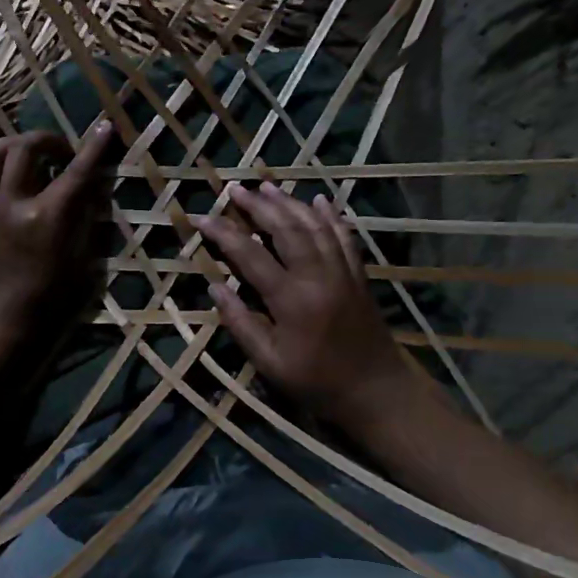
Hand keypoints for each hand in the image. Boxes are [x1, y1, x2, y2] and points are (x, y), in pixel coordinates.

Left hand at [0, 123, 112, 327]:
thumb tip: (92, 183)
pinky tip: (3, 179)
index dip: (94, 148)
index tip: (105, 127)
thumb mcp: (82, 254)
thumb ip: (85, 213)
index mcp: (47, 217)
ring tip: (28, 154)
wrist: (5, 312)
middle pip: (25, 149)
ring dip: (12, 146)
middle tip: (63, 153)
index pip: (75, 172)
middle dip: (48, 140)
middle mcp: (14, 204)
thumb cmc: (53, 289)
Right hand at [194, 183, 416, 426]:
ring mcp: (342, 271)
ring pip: (314, 226)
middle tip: (235, 188)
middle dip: (258, 205)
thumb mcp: (269, 363)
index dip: (223, 233)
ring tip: (267, 186)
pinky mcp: (359, 274)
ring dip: (289, 203)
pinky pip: (344, 236)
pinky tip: (318, 200)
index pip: (250, 254)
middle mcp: (317, 276)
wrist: (376, 391)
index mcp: (291, 299)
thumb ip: (241, 323)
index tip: (201, 217)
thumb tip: (214, 286)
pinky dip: (330, 216)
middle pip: (285, 229)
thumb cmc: (316, 381)